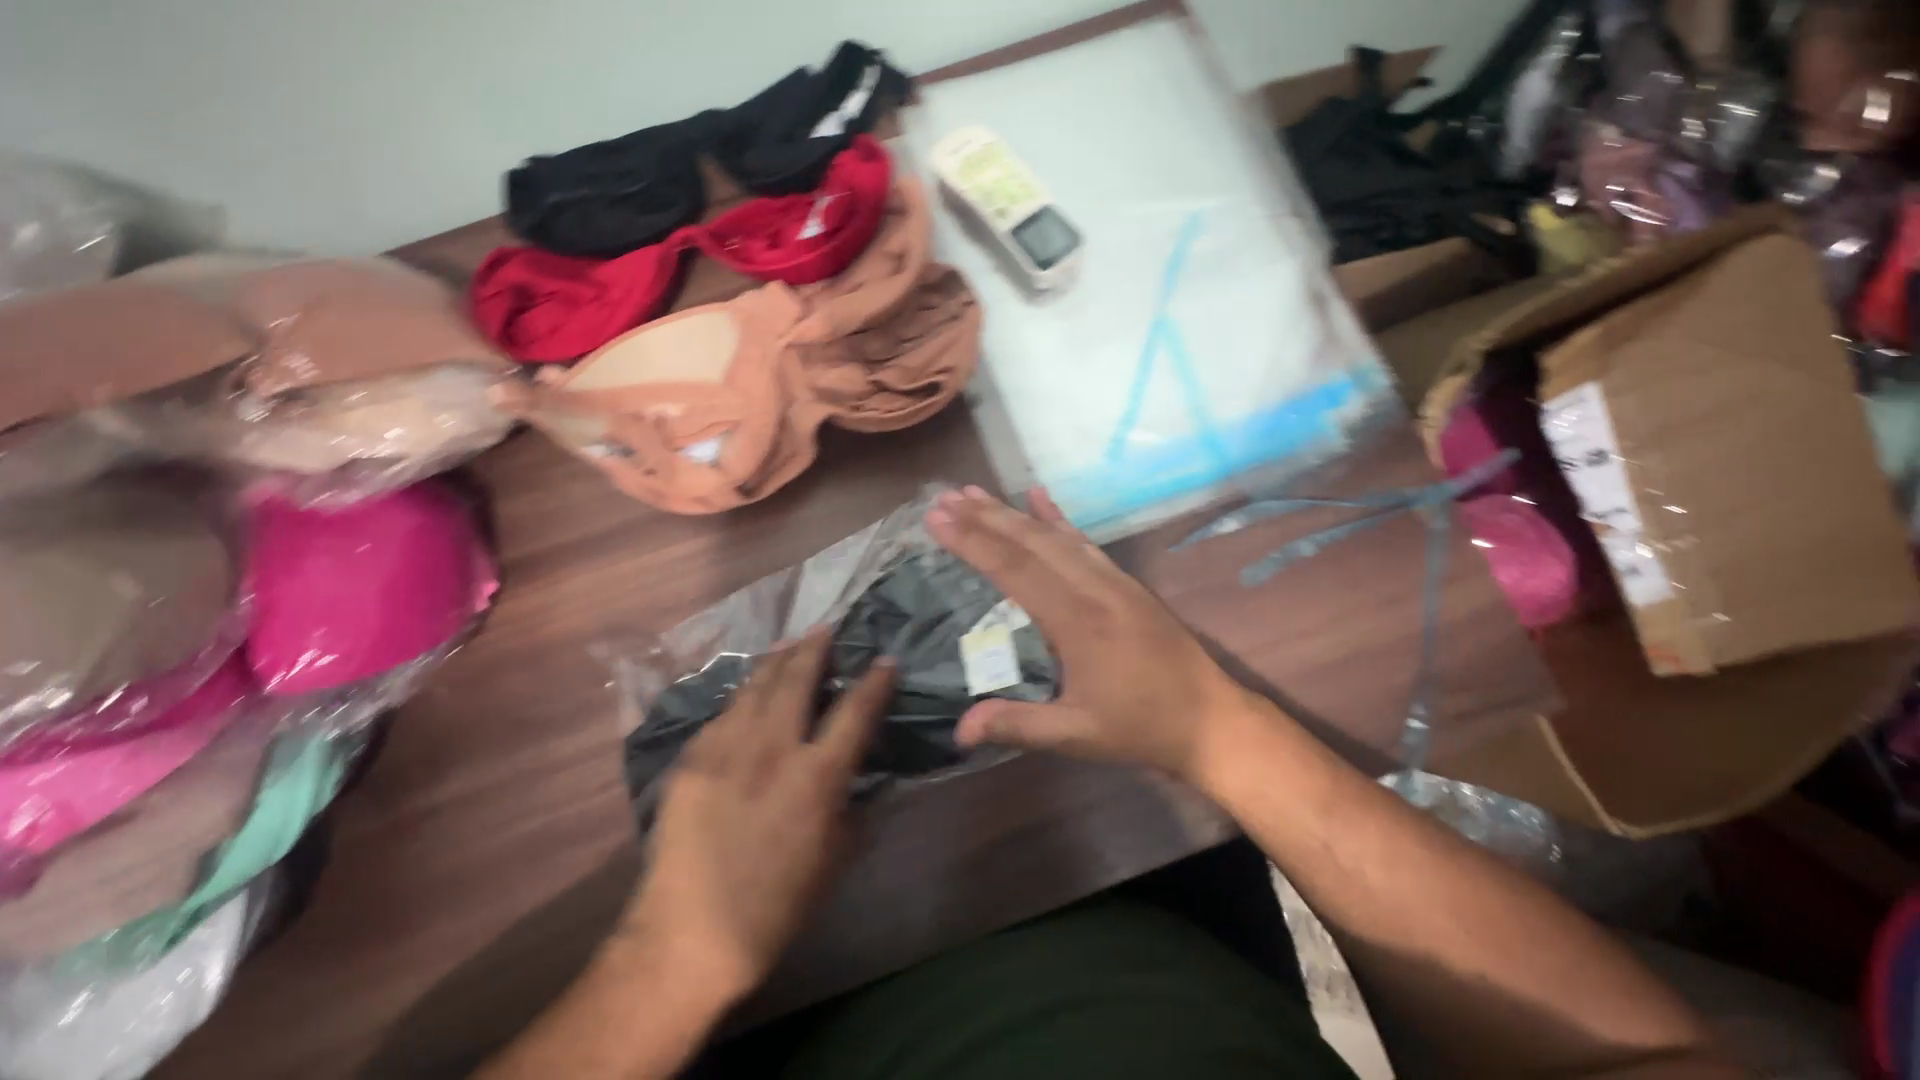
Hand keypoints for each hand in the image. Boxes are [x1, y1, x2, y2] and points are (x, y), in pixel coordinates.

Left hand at [620, 630, 892, 1002]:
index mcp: (816, 776)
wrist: (689, 932)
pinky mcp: (690, 759)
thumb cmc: (776, 906)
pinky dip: (743, 697)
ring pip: (754, 686)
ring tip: (790, 646)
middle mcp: (772, 748)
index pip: (855, 711)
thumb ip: (854, 808)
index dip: (874, 681)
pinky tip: (748, 695)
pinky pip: (723, 714)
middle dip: (815, 647)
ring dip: (777, 661)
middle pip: (796, 677)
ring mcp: (724, 748)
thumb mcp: (834, 860)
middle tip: (826, 630)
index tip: (884, 660)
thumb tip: (864, 778)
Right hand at [926, 486, 1271, 784]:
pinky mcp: (1127, 584)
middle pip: (1032, 542)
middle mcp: (1094, 589)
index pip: (1014, 569)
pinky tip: (1041, 498)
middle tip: (944, 497)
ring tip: (976, 493)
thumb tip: (958, 730)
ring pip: (1057, 536)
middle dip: (986, 518)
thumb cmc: (1141, 727)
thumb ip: (1017, 726)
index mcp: (1077, 621)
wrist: (1211, 720)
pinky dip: (1059, 519)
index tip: (938, 518)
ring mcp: (1113, 581)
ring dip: (1014, 513)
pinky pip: (1085, 543)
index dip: (973, 542)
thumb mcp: (1077, 735)